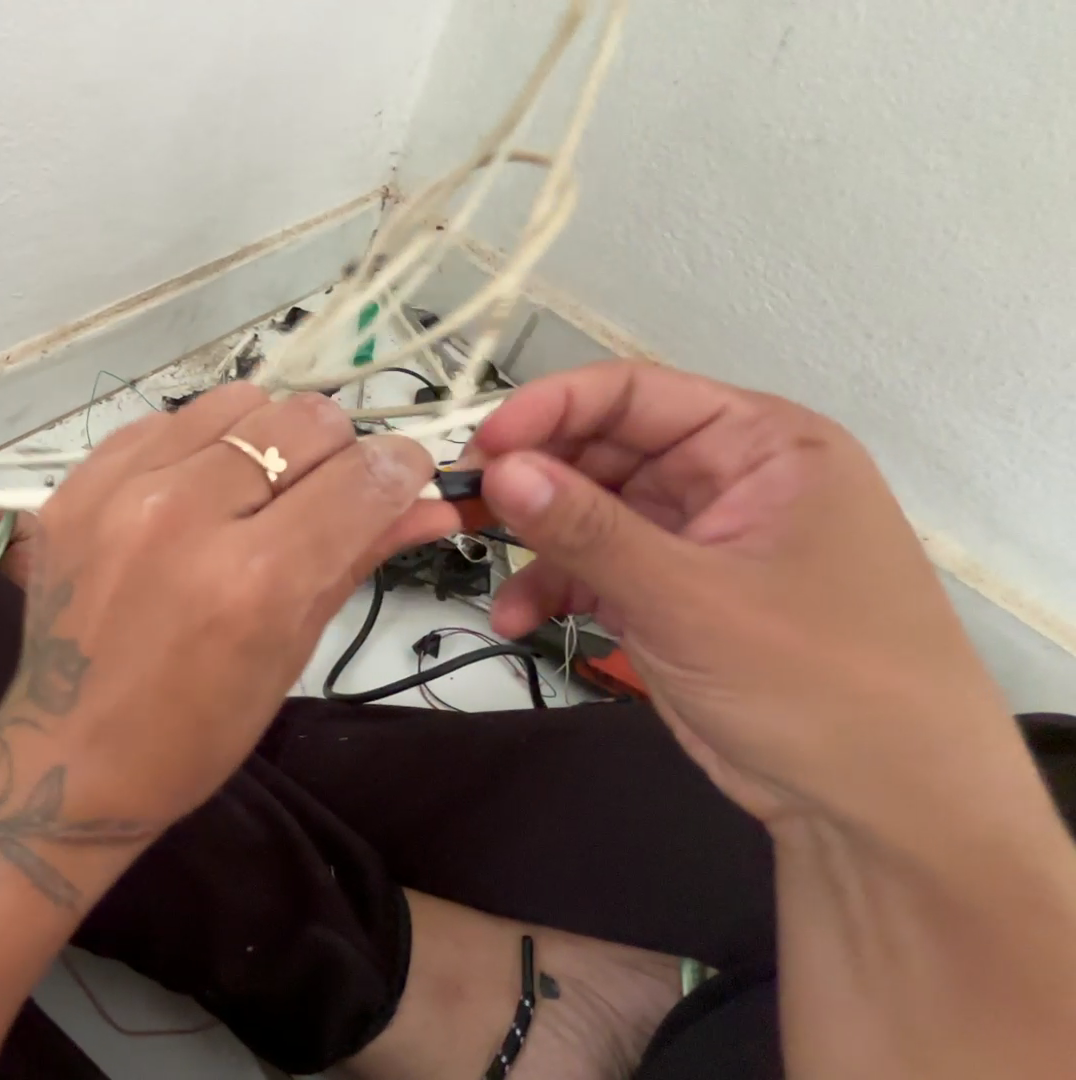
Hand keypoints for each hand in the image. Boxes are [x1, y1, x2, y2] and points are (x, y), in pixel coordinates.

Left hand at [0, 382, 454, 824]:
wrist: (69, 753)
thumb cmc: (194, 732)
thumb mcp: (289, 654)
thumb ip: (357, 559)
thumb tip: (431, 502)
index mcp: (252, 579)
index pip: (363, 476)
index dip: (400, 473)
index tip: (401, 482)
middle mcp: (184, 515)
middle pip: (304, 420)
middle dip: (337, 453)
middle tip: (322, 498)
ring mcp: (118, 492)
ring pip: (236, 403)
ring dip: (266, 438)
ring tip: (253, 491)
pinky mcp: (75, 488)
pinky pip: (162, 422)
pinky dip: (196, 446)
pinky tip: (191, 491)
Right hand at [468, 360, 1019, 828]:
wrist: (877, 809)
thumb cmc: (821, 684)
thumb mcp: (689, 597)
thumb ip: (586, 530)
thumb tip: (500, 470)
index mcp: (758, 447)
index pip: (633, 394)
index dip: (549, 410)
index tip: (481, 447)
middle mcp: (719, 480)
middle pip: (595, 452)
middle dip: (526, 482)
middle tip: (458, 510)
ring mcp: (685, 539)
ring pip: (579, 513)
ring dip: (528, 545)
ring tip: (482, 572)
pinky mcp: (660, 592)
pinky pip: (585, 569)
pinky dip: (547, 591)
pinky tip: (517, 621)